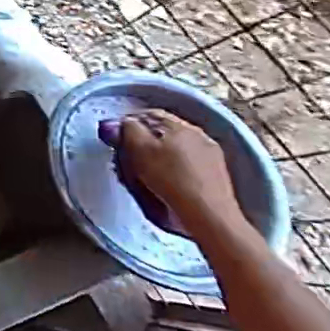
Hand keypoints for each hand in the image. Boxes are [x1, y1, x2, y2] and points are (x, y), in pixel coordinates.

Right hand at [98, 109, 245, 239]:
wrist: (208, 215)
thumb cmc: (172, 180)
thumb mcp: (138, 149)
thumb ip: (126, 130)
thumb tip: (114, 123)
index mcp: (178, 125)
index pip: (147, 115)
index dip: (127, 126)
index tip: (116, 140)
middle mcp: (197, 135)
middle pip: (161, 134)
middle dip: (143, 144)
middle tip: (129, 160)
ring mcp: (210, 157)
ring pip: (174, 151)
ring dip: (158, 159)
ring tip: (146, 178)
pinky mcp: (215, 178)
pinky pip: (186, 168)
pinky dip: (174, 173)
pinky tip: (167, 187)